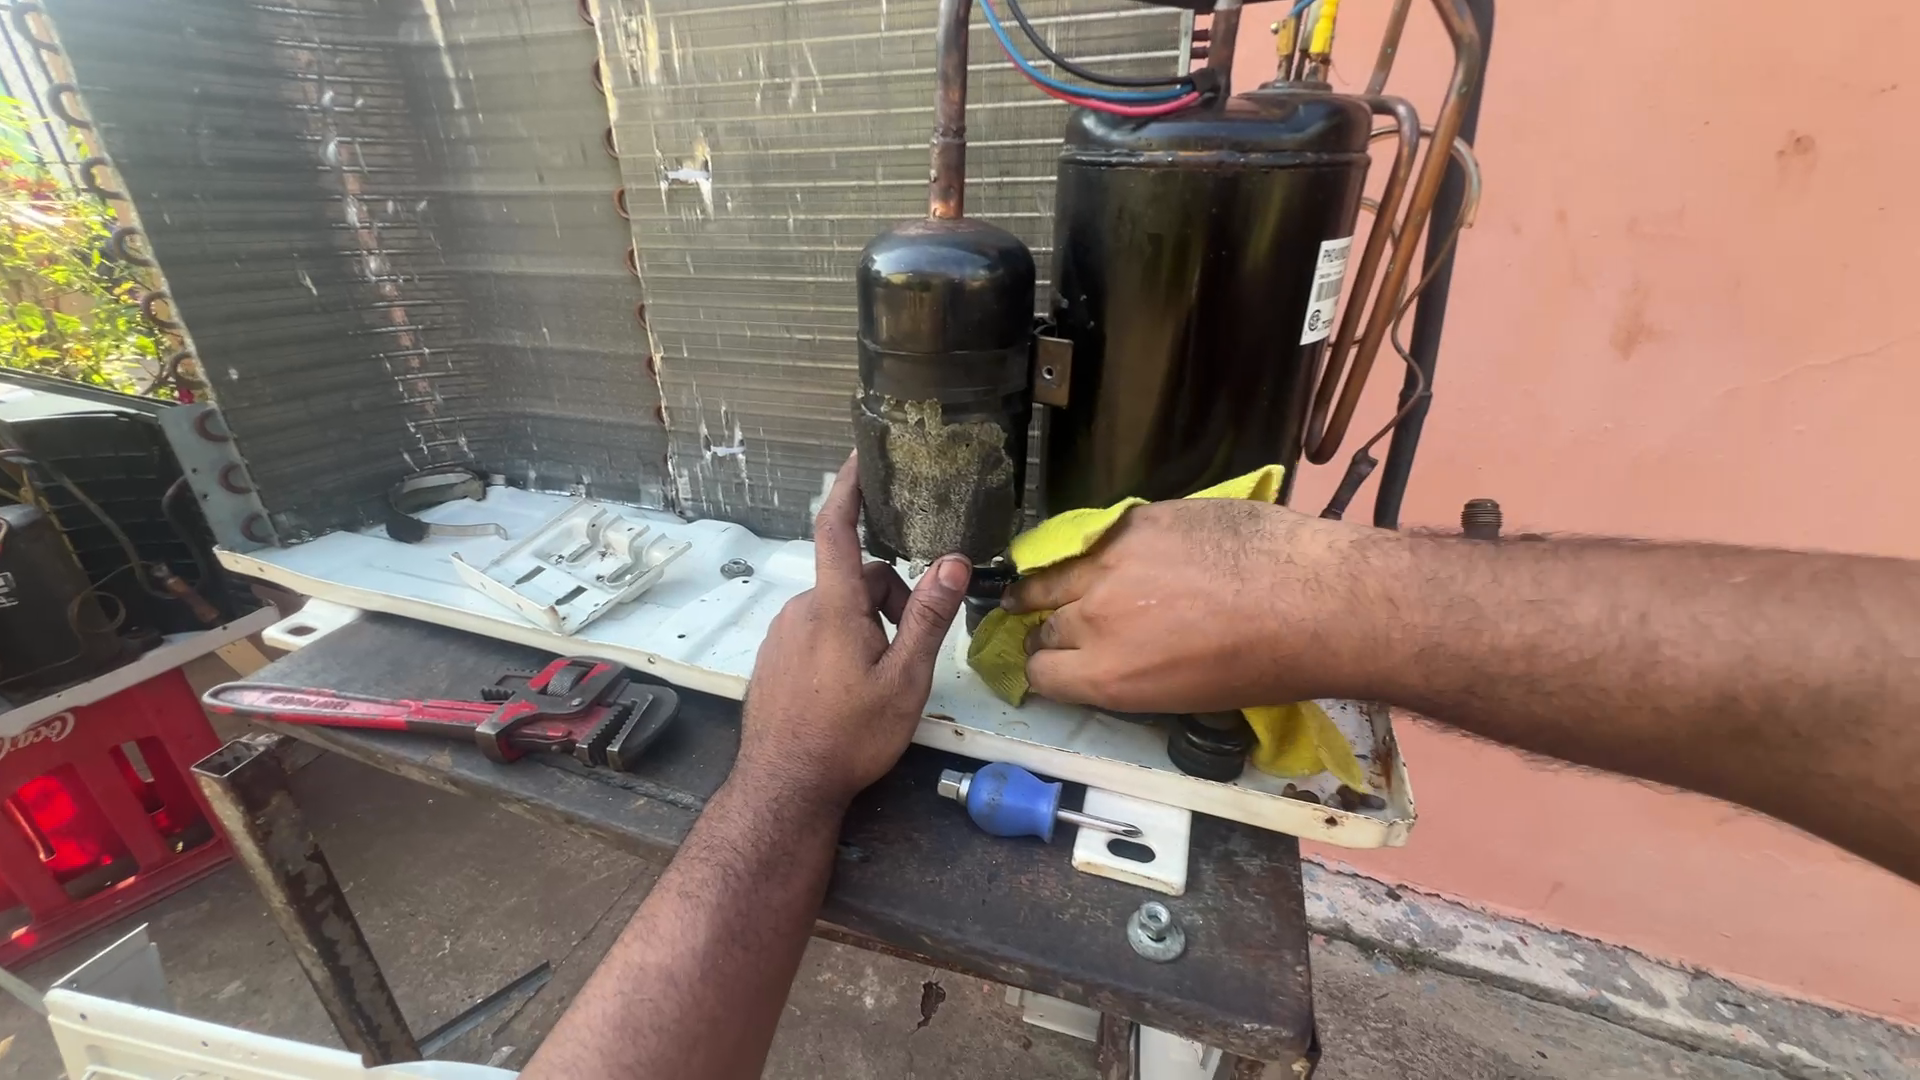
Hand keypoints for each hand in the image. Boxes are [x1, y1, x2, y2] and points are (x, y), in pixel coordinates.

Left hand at [736, 455, 970, 812]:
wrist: (784, 787)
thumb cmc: (850, 735)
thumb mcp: (905, 679)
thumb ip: (929, 617)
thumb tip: (954, 560)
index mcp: (832, 605)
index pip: (836, 527)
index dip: (848, 486)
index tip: (860, 455)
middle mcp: (800, 609)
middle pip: (856, 579)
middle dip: (889, 600)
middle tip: (907, 652)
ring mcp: (781, 634)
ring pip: (838, 606)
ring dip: (866, 624)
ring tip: (878, 678)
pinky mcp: (773, 657)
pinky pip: (816, 629)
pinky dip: (840, 641)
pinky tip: (846, 688)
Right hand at [1003, 499, 1403, 712]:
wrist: (1316, 599)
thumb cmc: (1265, 667)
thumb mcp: (1183, 696)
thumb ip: (1126, 676)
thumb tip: (1107, 660)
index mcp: (1106, 675)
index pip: (1039, 672)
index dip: (1045, 671)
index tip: (1054, 665)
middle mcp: (1094, 617)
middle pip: (1042, 626)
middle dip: (1046, 632)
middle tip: (1056, 628)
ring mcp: (1111, 560)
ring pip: (1054, 575)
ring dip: (1046, 586)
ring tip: (1035, 587)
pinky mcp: (1136, 520)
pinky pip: (1099, 538)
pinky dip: (1098, 552)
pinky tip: (1114, 555)